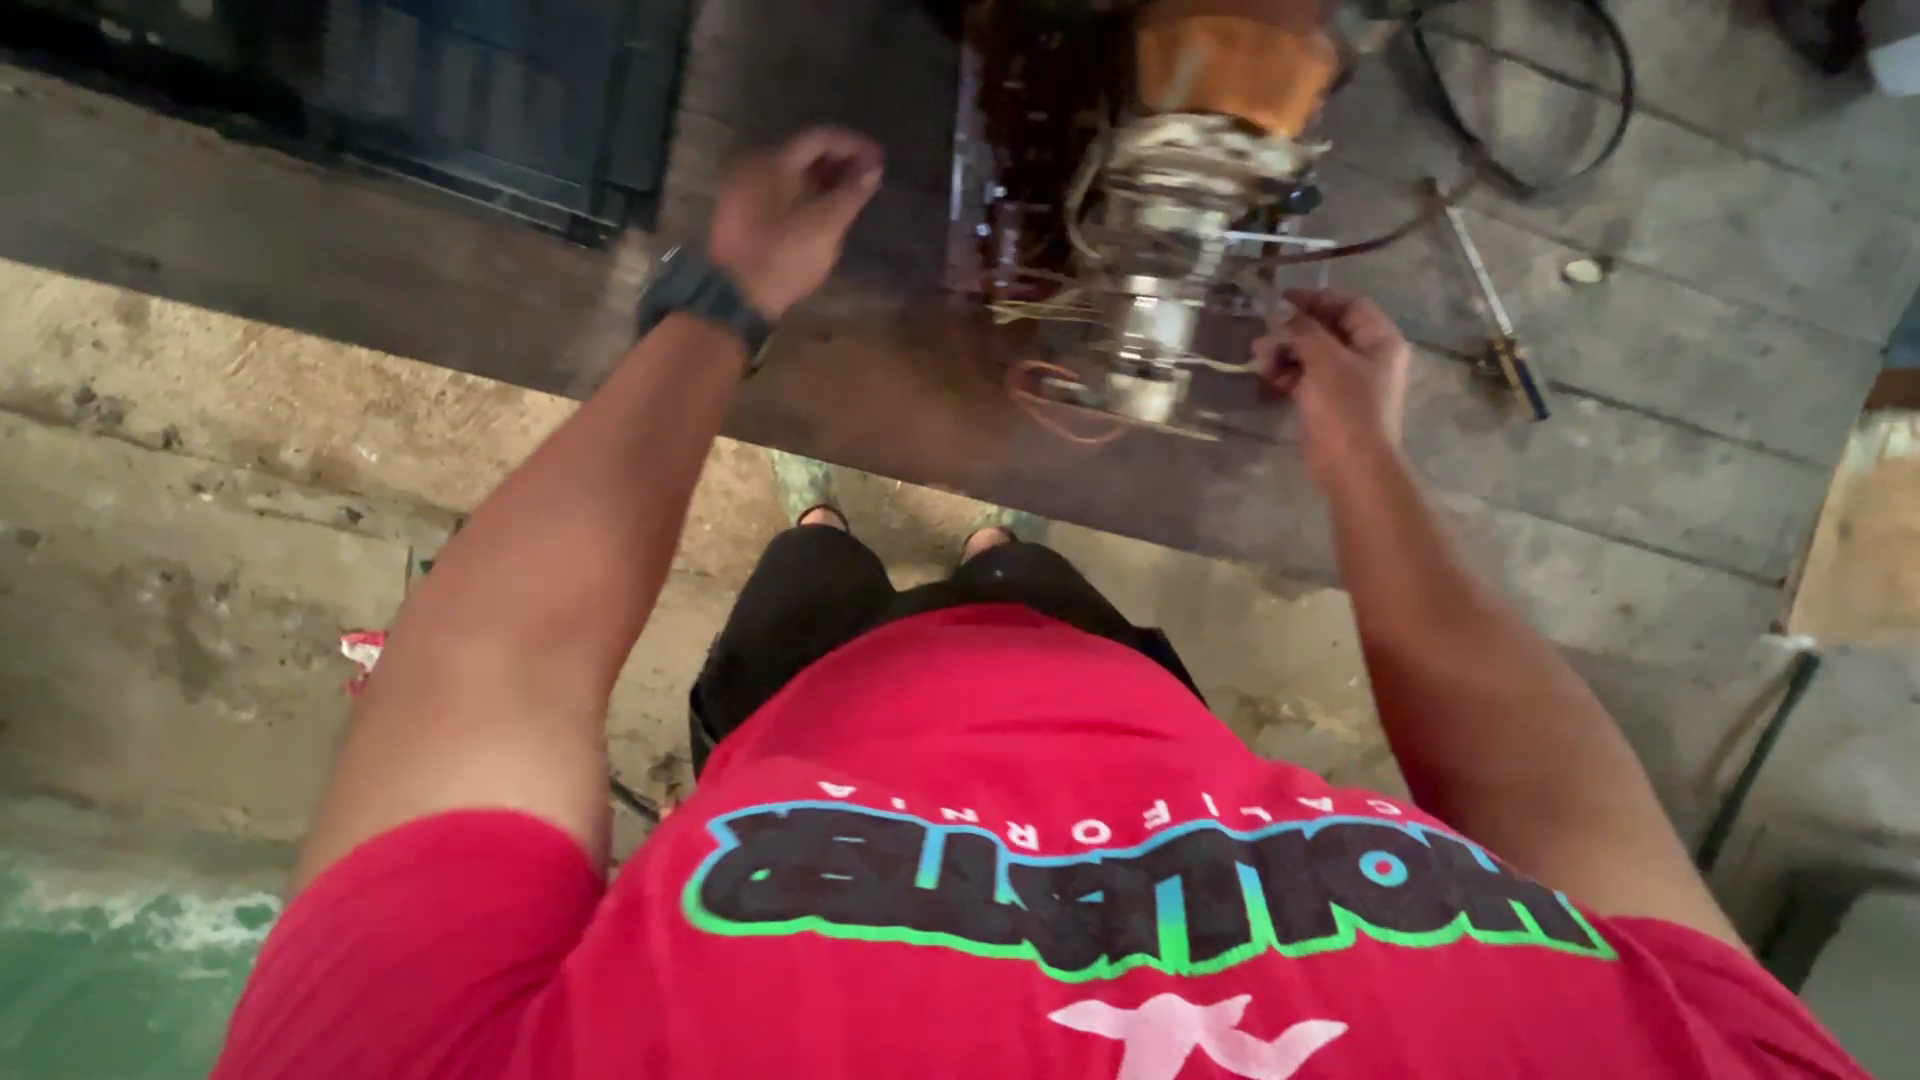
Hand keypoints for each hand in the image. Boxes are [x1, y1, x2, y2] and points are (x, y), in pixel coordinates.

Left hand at [707, 128, 884, 318]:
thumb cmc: (783, 258)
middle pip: (803, 152)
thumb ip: (851, 193)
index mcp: (773, 161)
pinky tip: (822, 210)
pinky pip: (778, 191)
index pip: (820, 138)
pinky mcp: (740, 212)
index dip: (853, 144)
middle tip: (869, 176)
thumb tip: (873, 167)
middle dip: (839, 161)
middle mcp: (753, 165)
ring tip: (851, 194)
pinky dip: (804, 193)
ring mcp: (743, 189)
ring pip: (790, 173)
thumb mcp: (825, 227)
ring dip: (823, 179)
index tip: (879, 159)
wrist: (736, 297)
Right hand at [1253, 288, 1411, 487]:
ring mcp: (1348, 382)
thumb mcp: (1326, 361)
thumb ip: (1304, 331)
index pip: (1349, 305)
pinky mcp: (1329, 403)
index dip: (1316, 298)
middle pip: (1328, 330)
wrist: (1351, 465)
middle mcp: (1368, 357)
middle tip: (1264, 333)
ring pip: (1313, 355)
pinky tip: (1265, 374)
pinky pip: (1306, 378)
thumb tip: (1283, 316)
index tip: (1282, 298)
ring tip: (1258, 357)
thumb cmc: (1346, 408)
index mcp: (1380, 341)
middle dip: (1294, 330)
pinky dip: (1286, 373)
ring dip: (1285, 352)